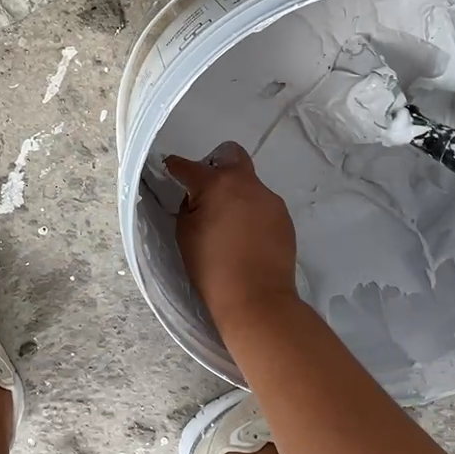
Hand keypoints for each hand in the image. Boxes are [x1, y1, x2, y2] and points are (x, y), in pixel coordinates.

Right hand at [163, 142, 298, 324]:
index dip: (175, 167)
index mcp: (216, 184)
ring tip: (229, 222)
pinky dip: (251, 212)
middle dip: (216, 165)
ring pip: (249, 183)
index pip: (188, 166)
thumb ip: (189, 205)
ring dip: (236, 193)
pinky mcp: (284, 217)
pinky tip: (246, 236)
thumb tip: (197, 197)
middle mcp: (246, 183)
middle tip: (207, 189)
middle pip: (231, 156)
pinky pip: (263, 204)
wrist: (256, 298)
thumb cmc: (211, 266)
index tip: (170, 168)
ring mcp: (270, 199)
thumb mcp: (185, 232)